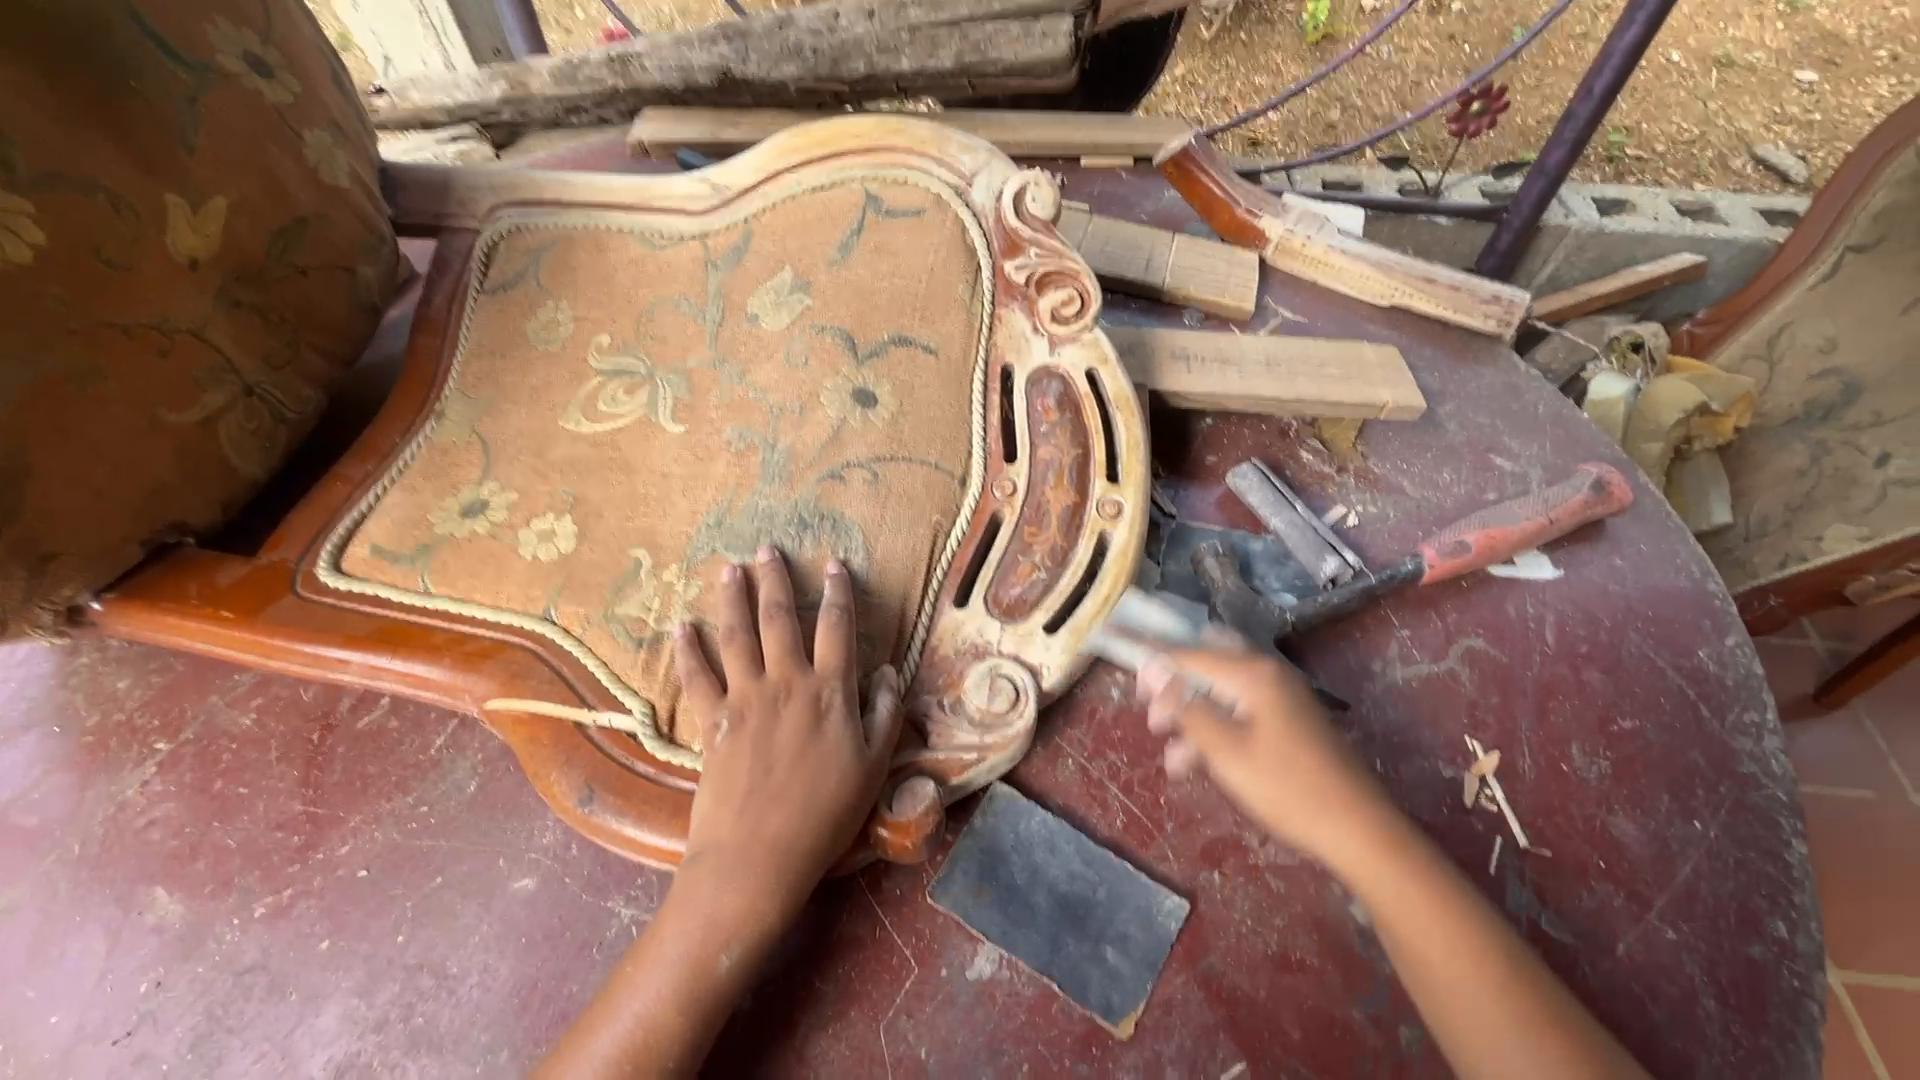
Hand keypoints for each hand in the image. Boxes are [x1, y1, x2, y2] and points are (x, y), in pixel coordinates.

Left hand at [673, 546, 905, 918]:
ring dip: (731, 597)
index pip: (837, 627)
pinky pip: (696, 676)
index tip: (834, 564)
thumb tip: (889, 671)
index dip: (838, 592)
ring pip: (737, 634)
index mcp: (831, 691)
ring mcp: (745, 699)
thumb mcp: (874, 767)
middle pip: (780, 618)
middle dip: (776, 579)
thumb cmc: (827, 815)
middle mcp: (788, 683)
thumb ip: (885, 714)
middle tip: (767, 548)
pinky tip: (681, 625)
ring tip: (728, 568)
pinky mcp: (712, 721)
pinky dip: (687, 649)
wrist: (759, 855)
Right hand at [1137, 637, 1397, 863]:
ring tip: (1171, 756)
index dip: (1144, 646)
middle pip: (1204, 661)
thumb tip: (1152, 667)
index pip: (1184, 652)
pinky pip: (1238, 710)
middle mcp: (1266, 674)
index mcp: (1251, 674)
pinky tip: (1198, 763)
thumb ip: (1185, 706)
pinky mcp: (1287, 720)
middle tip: (1148, 710)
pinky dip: (1214, 728)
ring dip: (1190, 715)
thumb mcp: (1225, 751)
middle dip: (1171, 681)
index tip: (1110, 630)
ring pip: (1219, 691)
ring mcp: (1280, 696)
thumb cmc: (1286, 789)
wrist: (1358, 829)